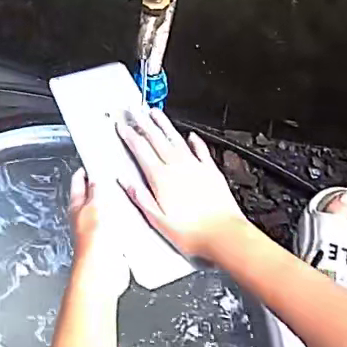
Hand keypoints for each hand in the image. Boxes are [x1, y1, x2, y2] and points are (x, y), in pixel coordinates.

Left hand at [67, 169, 128, 300]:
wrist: (103, 270)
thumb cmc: (94, 240)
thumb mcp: (95, 207)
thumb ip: (96, 192)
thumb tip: (95, 179)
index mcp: (77, 206)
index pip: (78, 183)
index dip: (84, 171)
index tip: (93, 162)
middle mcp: (86, 217)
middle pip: (92, 196)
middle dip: (103, 186)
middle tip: (116, 174)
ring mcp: (99, 229)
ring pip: (107, 211)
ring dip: (117, 203)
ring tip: (131, 190)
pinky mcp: (112, 241)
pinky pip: (120, 226)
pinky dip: (127, 219)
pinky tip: (138, 215)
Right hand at [116, 108, 249, 260]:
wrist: (224, 236)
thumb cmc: (192, 233)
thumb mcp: (158, 220)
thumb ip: (141, 197)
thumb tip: (125, 182)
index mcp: (161, 178)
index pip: (141, 150)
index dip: (129, 136)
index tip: (122, 126)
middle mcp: (178, 168)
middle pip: (156, 139)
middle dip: (143, 123)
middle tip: (135, 111)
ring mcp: (195, 167)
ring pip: (175, 139)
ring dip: (164, 125)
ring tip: (156, 113)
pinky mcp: (211, 172)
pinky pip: (201, 150)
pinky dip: (194, 141)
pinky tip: (191, 136)